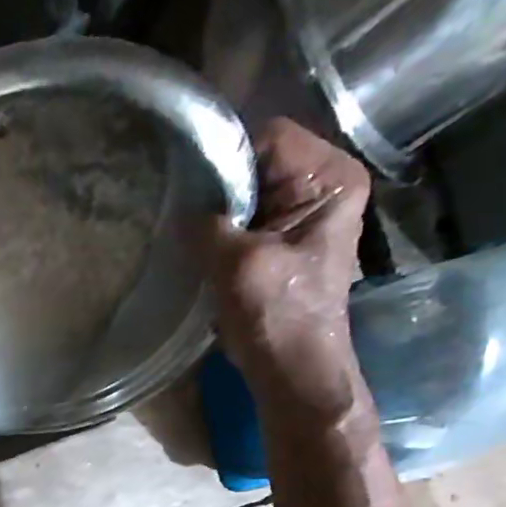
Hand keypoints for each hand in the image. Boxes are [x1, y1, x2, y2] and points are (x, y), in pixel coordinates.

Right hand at [209, 118, 370, 420]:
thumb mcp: (237, 263)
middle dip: (218, 182)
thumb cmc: (277, 316)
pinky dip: (218, 226)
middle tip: (180, 207)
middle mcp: (324, 184)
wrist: (292, 369)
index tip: (188, 184)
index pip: (270, 136)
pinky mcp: (280, 237)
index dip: (226, 156)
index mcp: (332, 178)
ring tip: (184, 226)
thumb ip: (206, 224)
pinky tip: (197, 243)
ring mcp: (302, 211)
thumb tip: (173, 205)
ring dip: (214, 208)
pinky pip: (242, 215)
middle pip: (257, 159)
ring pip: (245, 189)